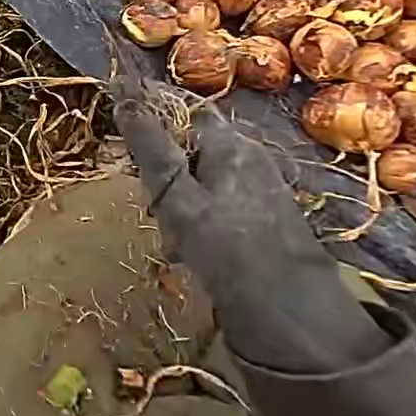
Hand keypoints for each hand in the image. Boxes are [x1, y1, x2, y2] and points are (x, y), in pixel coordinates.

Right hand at [112, 87, 390, 374]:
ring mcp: (260, 185)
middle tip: (144, 196)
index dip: (149, 113)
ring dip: (177, 195)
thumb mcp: (178, 196)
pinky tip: (188, 248)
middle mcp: (248, 155)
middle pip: (190, 144)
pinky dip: (196, 214)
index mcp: (229, 143)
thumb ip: (151, 149)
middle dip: (162, 165)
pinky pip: (217, 200)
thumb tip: (126, 103)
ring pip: (201, 174)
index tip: (122, 128)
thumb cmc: (228, 248)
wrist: (293, 312)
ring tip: (166, 233)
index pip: (182, 109)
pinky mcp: (264, 215)